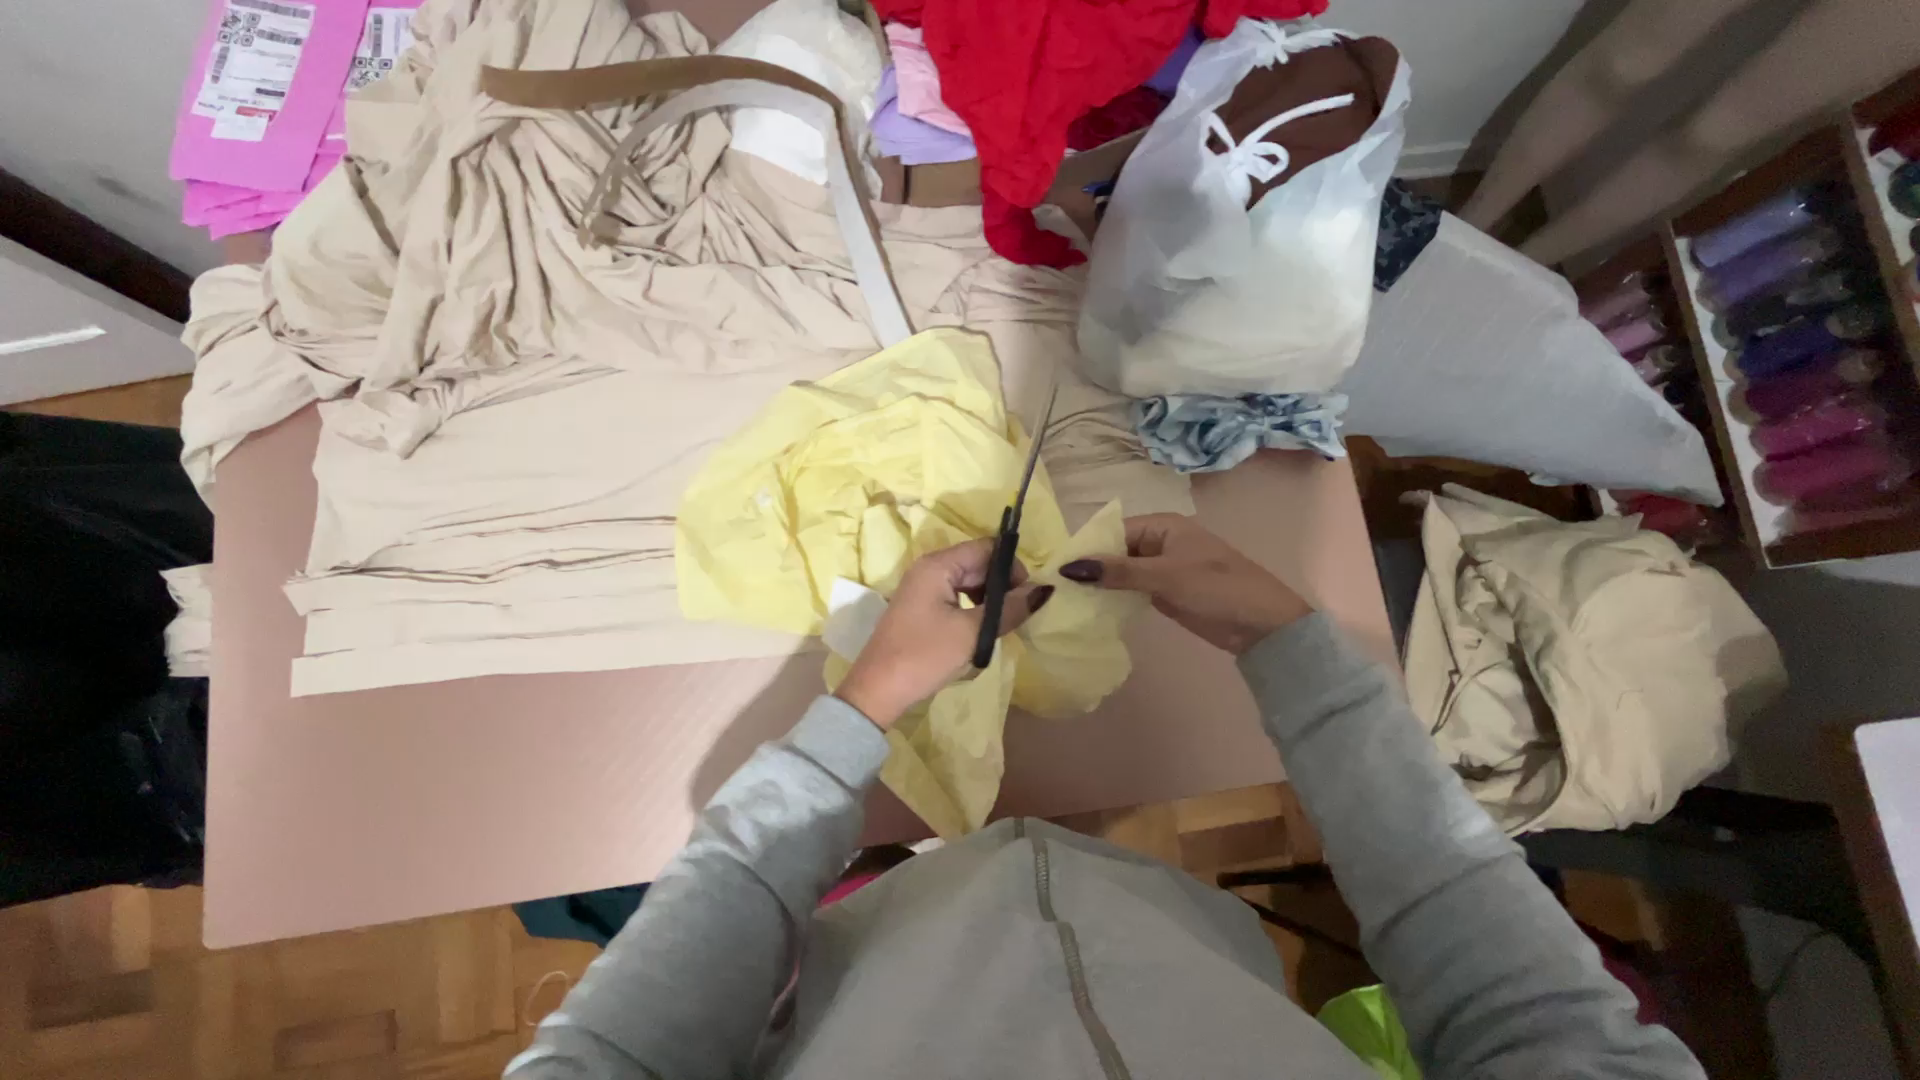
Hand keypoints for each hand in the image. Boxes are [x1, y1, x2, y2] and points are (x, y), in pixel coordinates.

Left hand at [834, 539, 1053, 729]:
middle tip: (1019, 613)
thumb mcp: (972, 633)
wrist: (877, 691)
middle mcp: (928, 569)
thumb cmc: (924, 656)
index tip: (1027, 594)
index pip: (986, 548)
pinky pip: (955, 597)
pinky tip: (981, 630)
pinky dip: (973, 608)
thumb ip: (1009, 609)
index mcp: (938, 565)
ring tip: (1002, 623)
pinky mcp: (920, 608)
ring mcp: (922, 588)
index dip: (1011, 566)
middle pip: (977, 563)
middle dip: (1002, 584)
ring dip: (989, 598)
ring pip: (968, 581)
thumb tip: (1043, 590)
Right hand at [1058, 514, 1310, 654]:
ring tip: (1065, 600)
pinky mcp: (1164, 592)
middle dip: (1089, 568)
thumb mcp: (1165, 576)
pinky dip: (1113, 598)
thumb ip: (1118, 572)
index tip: (1055, 568)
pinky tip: (1091, 609)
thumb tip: (1070, 567)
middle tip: (1054, 588)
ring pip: (1120, 572)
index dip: (1086, 548)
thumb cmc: (1217, 587)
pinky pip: (1130, 590)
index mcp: (1163, 525)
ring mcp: (1161, 568)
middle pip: (1114, 551)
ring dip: (1099, 584)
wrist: (1262, 625)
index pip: (1113, 531)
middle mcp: (1159, 542)